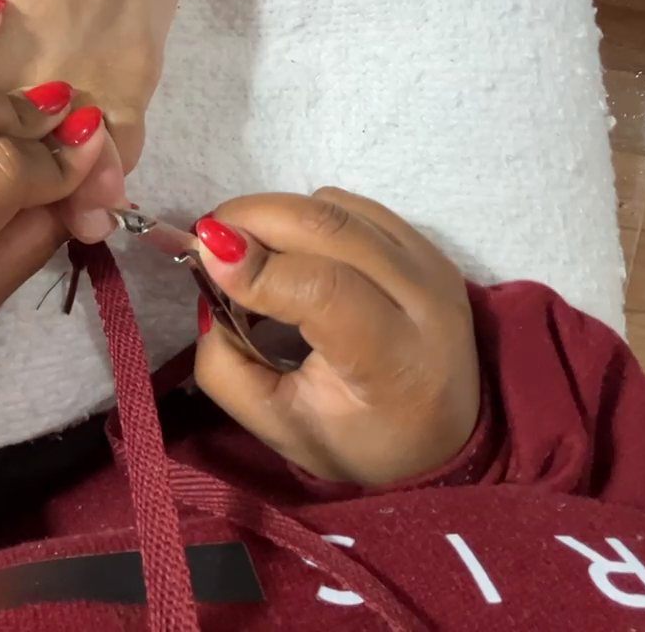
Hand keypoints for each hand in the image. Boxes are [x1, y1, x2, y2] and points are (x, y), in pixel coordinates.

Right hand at [190, 189, 481, 485]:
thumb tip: (209, 278)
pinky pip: (351, 205)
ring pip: (336, 208)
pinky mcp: (426, 245)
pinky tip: (289, 247)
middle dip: (253, 217)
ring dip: (274, 213)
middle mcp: (426, 304)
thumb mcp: (279, 428)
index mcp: (395, 365)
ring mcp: (430, 265)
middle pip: (330, 228)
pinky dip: (304, 213)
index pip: (326, 291)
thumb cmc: (355, 438)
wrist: (440, 434)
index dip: (260, 266)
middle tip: (205, 235)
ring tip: (243, 246)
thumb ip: (226, 366)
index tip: (204, 254)